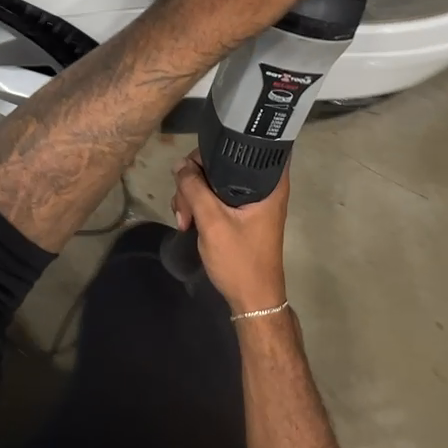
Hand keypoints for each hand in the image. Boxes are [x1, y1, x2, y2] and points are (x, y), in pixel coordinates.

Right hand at [173, 151, 292, 315]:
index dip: (213, 151)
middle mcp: (262, 186)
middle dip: (194, 182)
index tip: (193, 170)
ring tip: (185, 222)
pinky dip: (199, 206)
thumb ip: (194, 188)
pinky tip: (189, 222)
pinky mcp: (240, 213)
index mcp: (268, 183)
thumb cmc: (239, 260)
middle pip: (218, 164)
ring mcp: (250, 201)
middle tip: (184, 209)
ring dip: (192, 197)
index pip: (239, 146)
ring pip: (212, 181)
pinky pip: (214, 196)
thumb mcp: (212, 221)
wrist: (252, 302)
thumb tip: (179, 164)